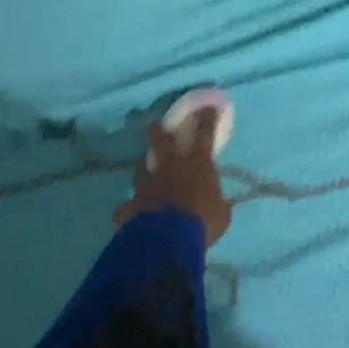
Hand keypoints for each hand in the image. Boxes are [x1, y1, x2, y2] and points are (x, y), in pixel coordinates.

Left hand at [113, 109, 232, 247]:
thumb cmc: (203, 221)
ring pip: (141, 171)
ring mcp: (147, 186)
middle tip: (154, 125)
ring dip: (144, 171)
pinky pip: (127, 207)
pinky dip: (129, 210)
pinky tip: (129, 214)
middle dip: (158, 131)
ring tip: (144, 173)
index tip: (208, 107)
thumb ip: (218, 204)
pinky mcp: (131, 207)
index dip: (207, 119)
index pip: (205, 134)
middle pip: (161, 142)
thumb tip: (219, 204)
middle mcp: (170, 168)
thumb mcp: (222, 213)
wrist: (169, 240)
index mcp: (197, 163)